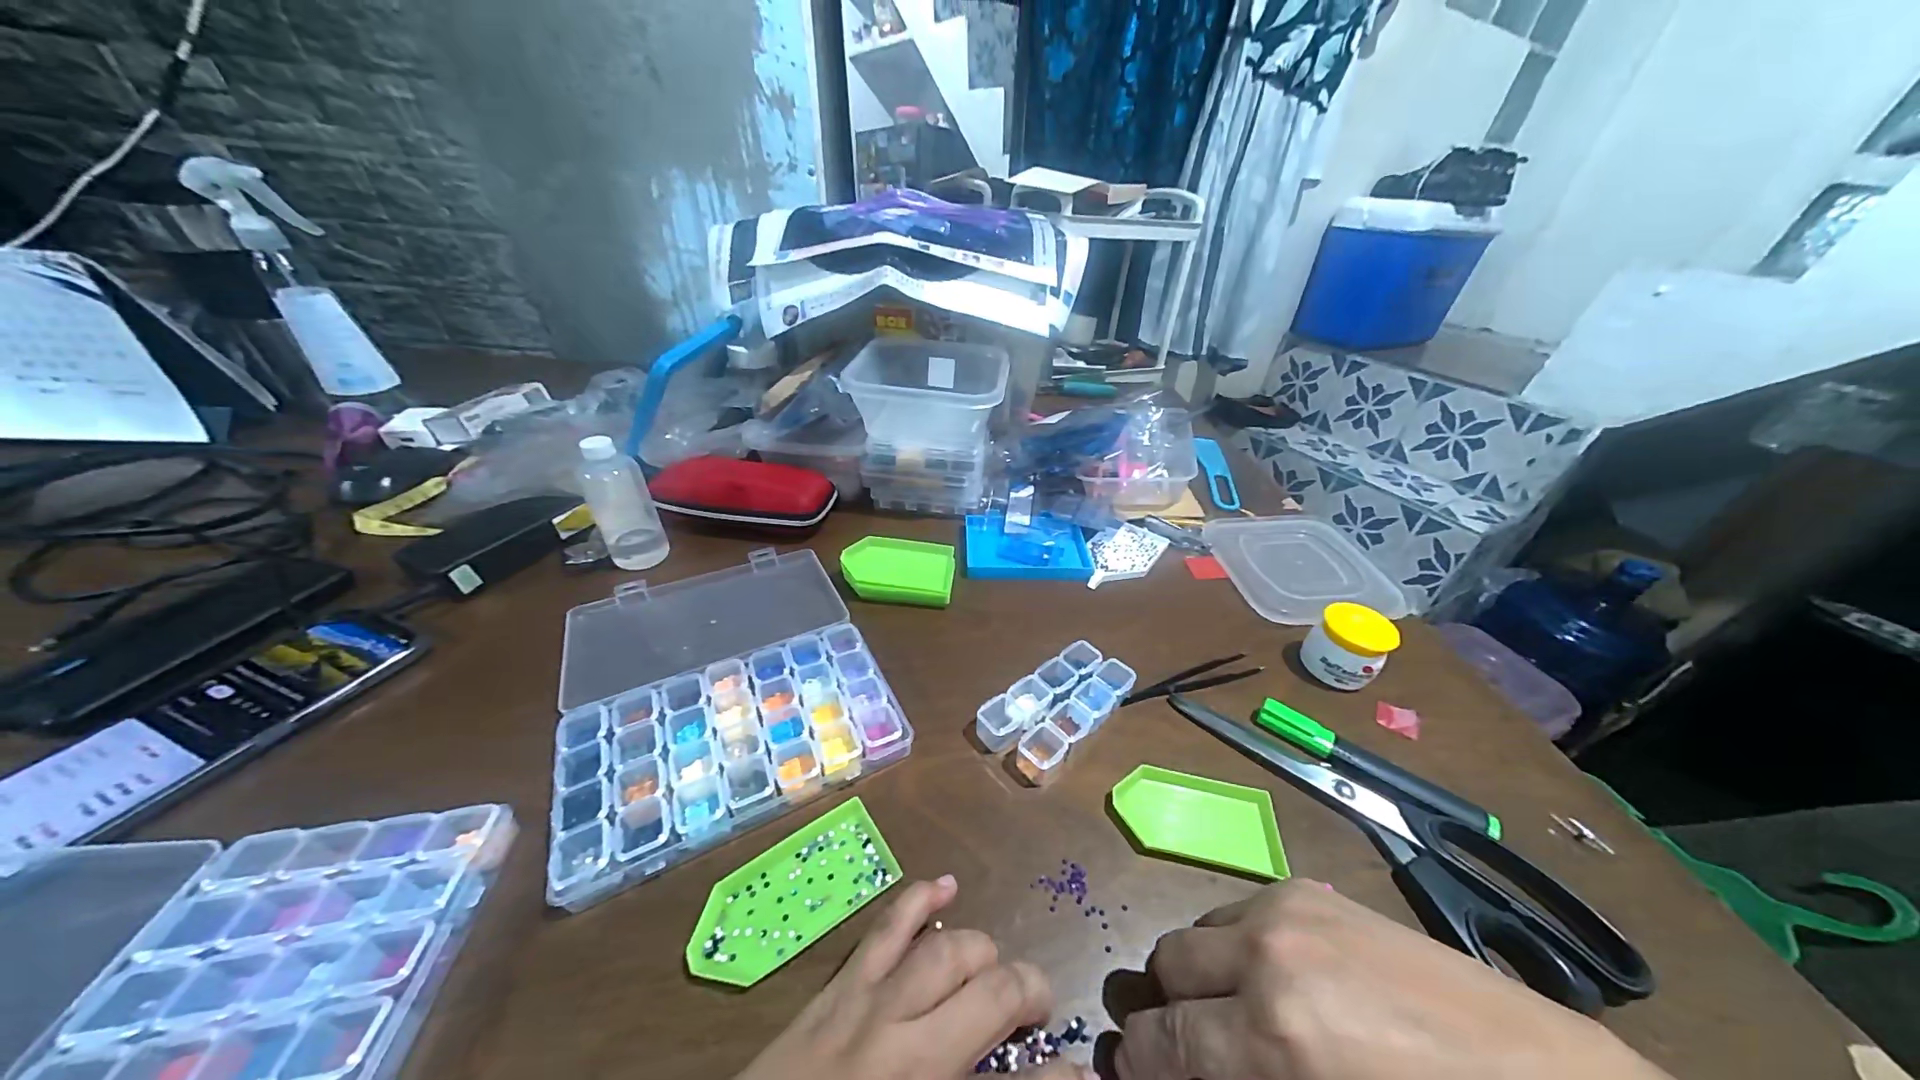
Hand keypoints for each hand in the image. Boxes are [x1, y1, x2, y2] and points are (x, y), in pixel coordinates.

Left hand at [735, 875, 1091, 1079]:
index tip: (1081, 1071)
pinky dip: (919, 901)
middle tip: (1033, 1008)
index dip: (1060, 1075)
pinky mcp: (839, 985)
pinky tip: (946, 886)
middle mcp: (906, 1051)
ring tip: (992, 971)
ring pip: (945, 954)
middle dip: (1027, 992)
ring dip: (981, 956)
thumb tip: (1010, 1070)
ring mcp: (869, 1007)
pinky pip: (885, 929)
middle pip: (989, 996)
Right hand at [1118, 879, 1671, 1079]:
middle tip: (1197, 1048)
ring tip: (1239, 1012)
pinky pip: (1236, 912)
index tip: (1147, 1074)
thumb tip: (1178, 1070)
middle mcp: (1265, 955)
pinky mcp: (1311, 893)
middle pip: (1165, 966)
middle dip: (1169, 1012)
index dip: (1143, 1064)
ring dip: (1202, 974)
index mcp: (1271, 1035)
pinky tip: (1280, 980)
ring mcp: (1289, 911)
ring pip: (1194, 931)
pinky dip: (1236, 946)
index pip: (1158, 1040)